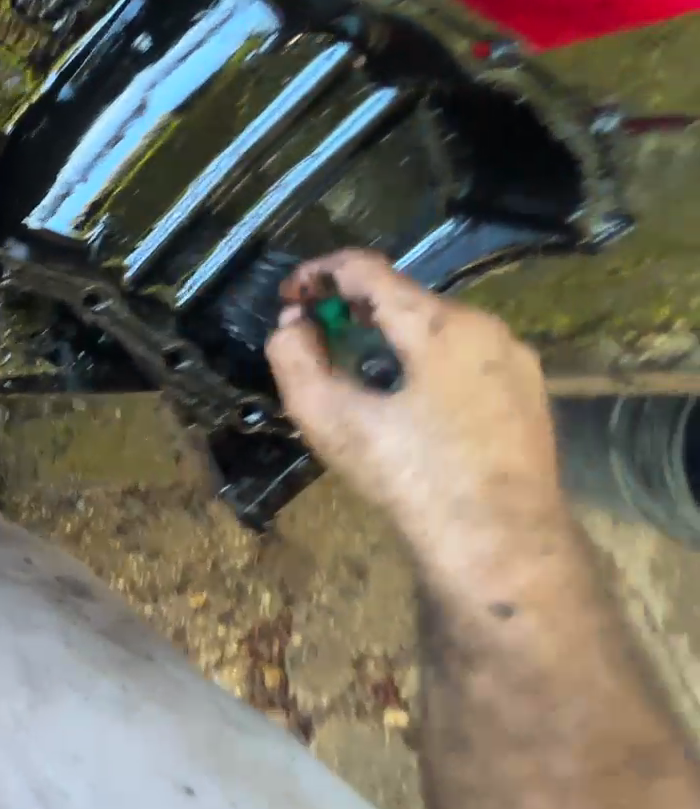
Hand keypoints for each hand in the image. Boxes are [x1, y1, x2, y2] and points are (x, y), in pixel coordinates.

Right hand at [265, 250, 565, 556]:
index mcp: (437, 325)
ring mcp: (512, 358)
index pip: (364, 268)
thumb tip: (294, 324)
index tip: (285, 299)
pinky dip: (411, 351)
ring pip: (429, 322)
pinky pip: (456, 349)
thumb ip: (293, 355)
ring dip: (377, 330)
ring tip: (344, 363)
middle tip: (307, 336)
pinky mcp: (523, 389)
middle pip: (399, 294)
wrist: (499, 541)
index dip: (314, 273)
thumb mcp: (324, 413)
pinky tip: (390, 389)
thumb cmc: (406, 472)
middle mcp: (484, 327)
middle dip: (344, 306)